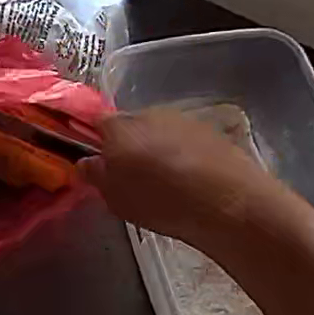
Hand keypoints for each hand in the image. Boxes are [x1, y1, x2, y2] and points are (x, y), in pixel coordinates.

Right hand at [78, 109, 282, 245]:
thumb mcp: (117, 199)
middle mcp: (151, 113)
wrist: (226, 200)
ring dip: (160, 151)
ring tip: (167, 185)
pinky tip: (193, 183)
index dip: (98, 142)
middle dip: (131, 147)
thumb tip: (87, 162)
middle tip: (135, 180)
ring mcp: (185, 120)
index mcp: (119, 127)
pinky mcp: (212, 131)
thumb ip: (98, 176)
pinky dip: (186, 157)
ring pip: (162, 133)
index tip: (102, 164)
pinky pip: (188, 142)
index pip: (97, 122)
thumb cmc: (160, 201)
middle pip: (132, 126)